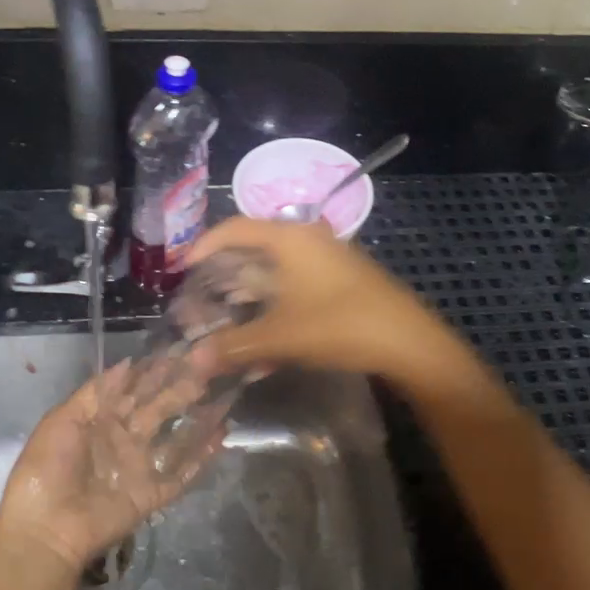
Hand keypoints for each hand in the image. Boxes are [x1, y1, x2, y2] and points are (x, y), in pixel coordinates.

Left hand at [0, 358, 224, 572]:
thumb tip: (129, 362)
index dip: (156, 371)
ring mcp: (140, 467)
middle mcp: (125, 439)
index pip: (135, 389)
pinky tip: (221, 438)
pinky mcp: (150, 495)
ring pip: (176, 438)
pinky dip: (201, 459)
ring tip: (225, 398)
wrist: (44, 529)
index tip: (181, 350)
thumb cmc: (47, 468)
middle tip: (209, 366)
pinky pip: (181, 475)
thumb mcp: (62, 420)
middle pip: (159, 409)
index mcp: (102, 420)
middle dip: (182, 387)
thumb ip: (97, 391)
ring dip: (199, 420)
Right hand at [185, 217, 462, 385]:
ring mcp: (329, 257)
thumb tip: (192, 362)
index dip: (204, 246)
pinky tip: (268, 342)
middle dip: (226, 273)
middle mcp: (308, 238)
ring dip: (251, 293)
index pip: (235, 228)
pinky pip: (297, 283)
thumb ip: (234, 346)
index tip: (182, 269)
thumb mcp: (281, 337)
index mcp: (290, 238)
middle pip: (256, 246)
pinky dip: (276, 304)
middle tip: (201, 296)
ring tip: (228, 318)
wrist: (408, 340)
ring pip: (278, 268)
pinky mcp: (343, 279)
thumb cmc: (339, 324)